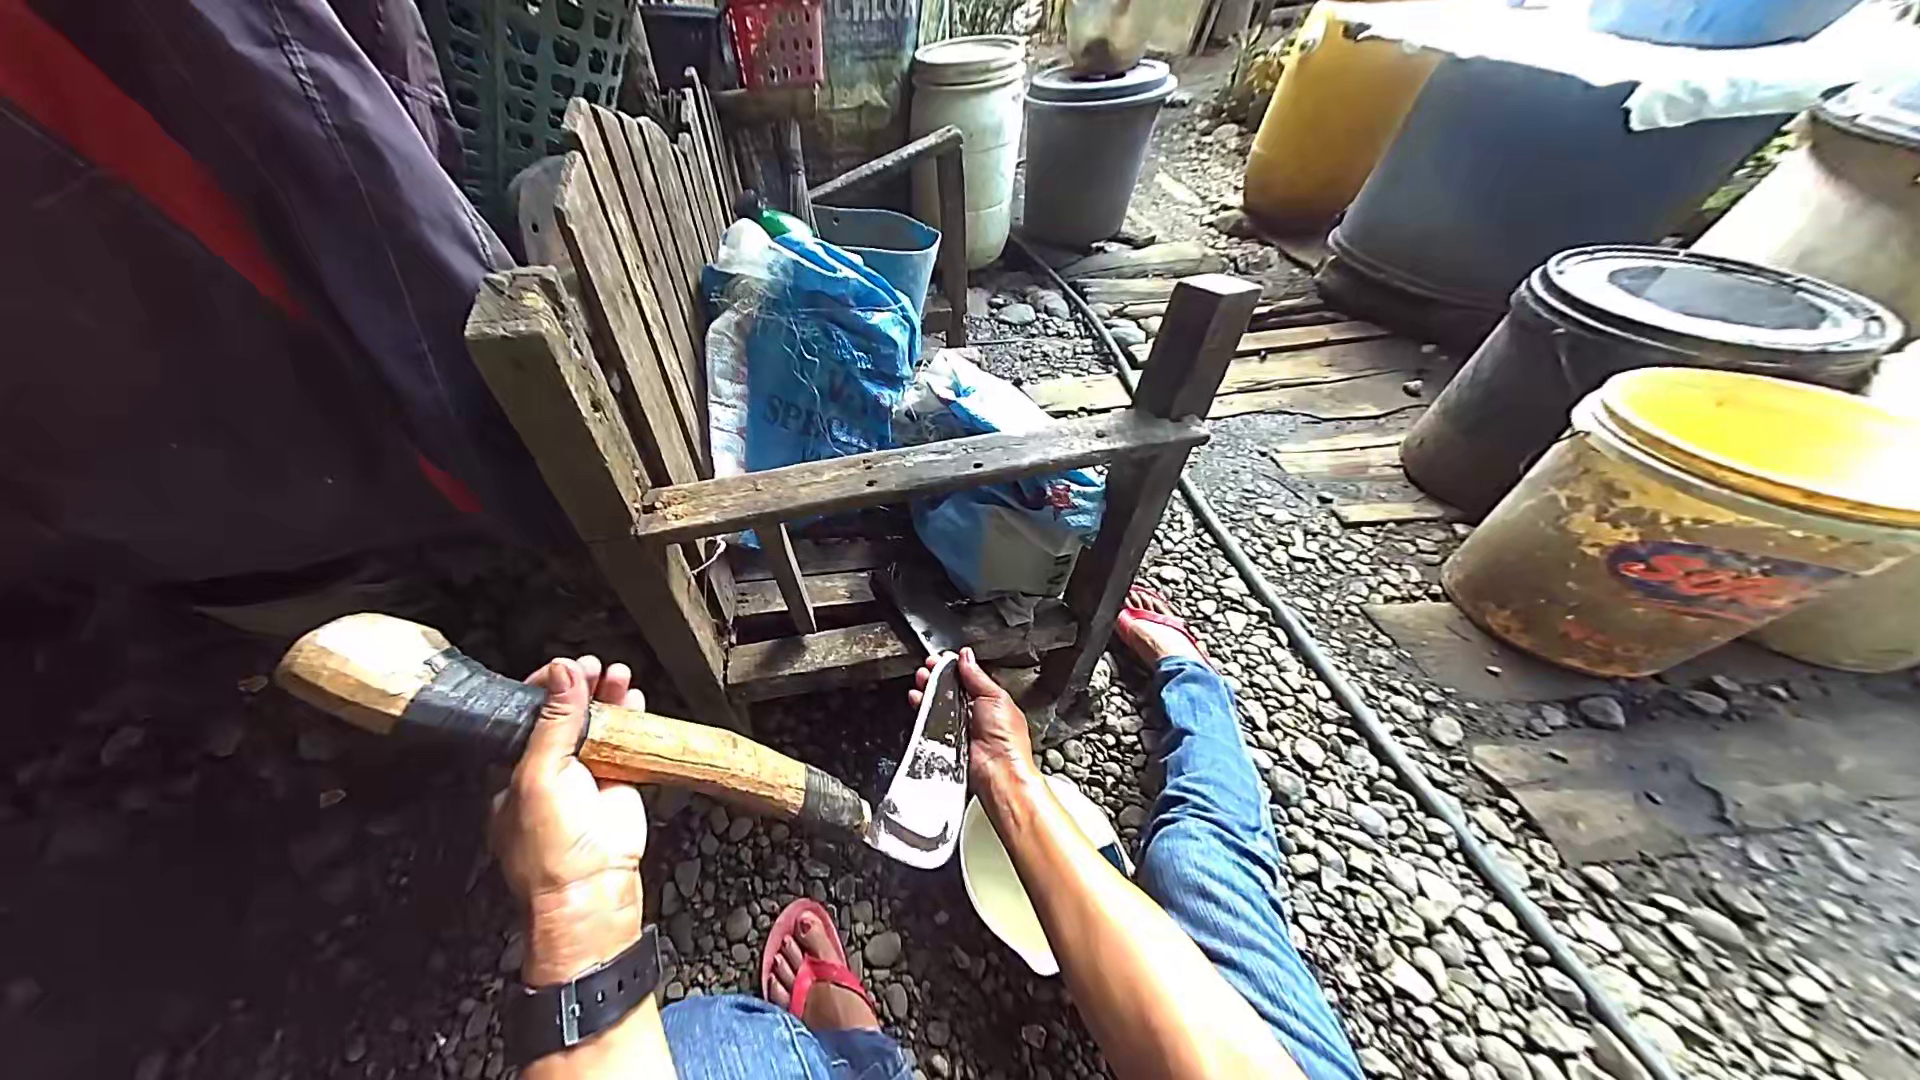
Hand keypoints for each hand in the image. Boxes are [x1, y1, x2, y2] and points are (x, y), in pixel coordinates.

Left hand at [491, 656, 650, 984]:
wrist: (593, 886)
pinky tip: (635, 699)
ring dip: (609, 696)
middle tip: (593, 667)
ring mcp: (586, 775)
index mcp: (515, 770)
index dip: (543, 688)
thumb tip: (561, 674)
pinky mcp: (619, 780)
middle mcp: (550, 769)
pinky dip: (633, 717)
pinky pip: (627, 740)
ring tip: (618, 674)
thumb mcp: (541, 774)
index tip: (560, 667)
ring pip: (599, 724)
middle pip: (567, 714)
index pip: (526, 716)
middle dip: (580, 687)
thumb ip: (555, 721)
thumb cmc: (552, 849)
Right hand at [909, 647, 1037, 804]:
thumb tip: (966, 656)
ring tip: (921, 678)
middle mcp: (973, 713)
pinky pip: (930, 721)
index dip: (953, 667)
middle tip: (928, 666)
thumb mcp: (995, 696)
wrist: (999, 771)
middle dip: (937, 675)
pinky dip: (922, 708)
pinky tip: (918, 698)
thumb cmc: (1006, 738)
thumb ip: (977, 676)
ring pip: (938, 703)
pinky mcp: (945, 740)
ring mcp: (958, 726)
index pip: (966, 678)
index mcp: (988, 700)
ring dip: (927, 688)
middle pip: (949, 689)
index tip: (942, 659)